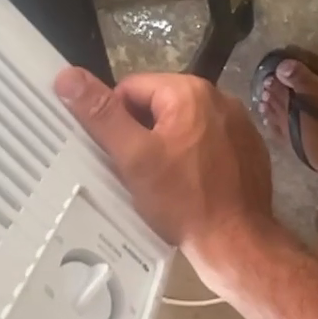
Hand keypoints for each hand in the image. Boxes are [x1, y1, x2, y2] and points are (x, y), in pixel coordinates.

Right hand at [54, 68, 276, 273]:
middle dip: (143, 134)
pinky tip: (192, 185)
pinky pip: (210, 141)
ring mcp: (240, 122)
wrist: (237, 242)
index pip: (131, 88)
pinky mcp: (250, 146)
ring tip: (163, 181)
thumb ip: (101, 115)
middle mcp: (220, 96)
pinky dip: (196, 156)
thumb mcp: (134, 157)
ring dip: (169, 145)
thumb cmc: (183, 200)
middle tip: (138, 171)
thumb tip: (67, 76)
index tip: (119, 155)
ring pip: (185, 124)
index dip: (116, 121)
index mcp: (189, 90)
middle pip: (160, 105)